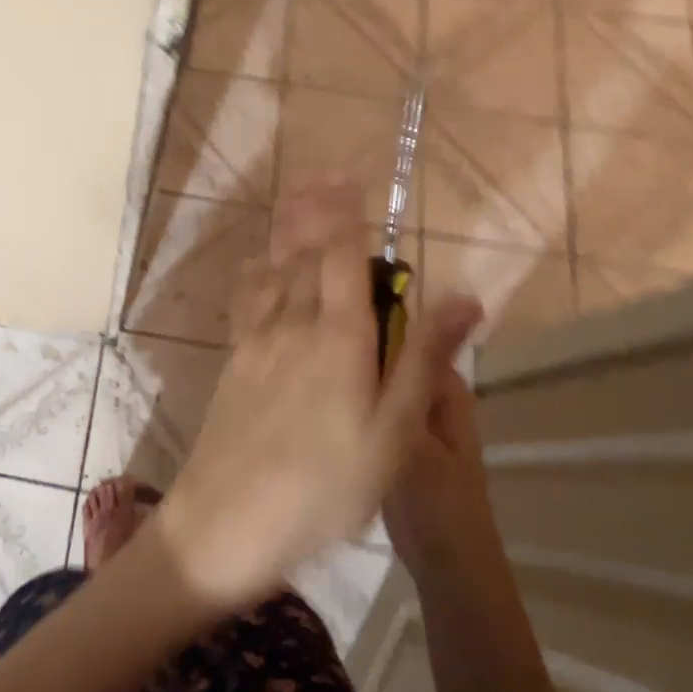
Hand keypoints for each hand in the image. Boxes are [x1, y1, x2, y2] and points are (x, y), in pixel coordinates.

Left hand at [150, 173, 477, 606]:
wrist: (225, 519)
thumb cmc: (322, 487)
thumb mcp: (392, 435)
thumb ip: (423, 361)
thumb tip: (466, 296)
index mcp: (336, 337)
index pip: (341, 255)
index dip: (347, 213)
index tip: (353, 178)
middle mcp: (290, 324)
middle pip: (302, 251)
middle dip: (315, 209)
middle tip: (324, 172)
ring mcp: (254, 341)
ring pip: (272, 268)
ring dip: (286, 229)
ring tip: (297, 198)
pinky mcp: (233, 361)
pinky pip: (248, 297)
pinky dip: (259, 269)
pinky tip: (261, 267)